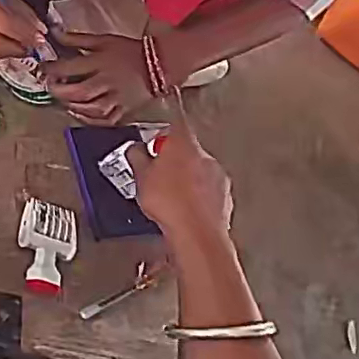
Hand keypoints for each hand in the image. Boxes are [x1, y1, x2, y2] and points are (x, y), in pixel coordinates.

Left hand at [43, 32, 155, 124]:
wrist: (161, 63)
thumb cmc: (129, 50)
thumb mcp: (103, 40)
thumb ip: (77, 39)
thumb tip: (55, 34)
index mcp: (101, 62)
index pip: (69, 68)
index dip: (51, 70)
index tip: (43, 69)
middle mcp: (107, 82)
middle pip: (79, 92)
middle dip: (59, 91)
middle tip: (51, 87)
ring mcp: (117, 99)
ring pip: (90, 109)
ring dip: (72, 106)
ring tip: (64, 100)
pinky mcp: (125, 111)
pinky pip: (105, 120)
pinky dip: (89, 119)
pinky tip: (79, 113)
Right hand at [127, 101, 231, 244]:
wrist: (196, 233)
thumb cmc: (170, 202)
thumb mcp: (141, 177)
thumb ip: (137, 157)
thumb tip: (134, 150)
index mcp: (183, 144)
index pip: (175, 125)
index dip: (164, 129)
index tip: (157, 134)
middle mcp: (205, 156)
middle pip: (187, 149)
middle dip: (172, 158)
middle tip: (156, 170)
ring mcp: (217, 177)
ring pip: (199, 170)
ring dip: (186, 177)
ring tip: (168, 194)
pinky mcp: (224, 197)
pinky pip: (207, 189)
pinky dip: (197, 194)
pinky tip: (182, 207)